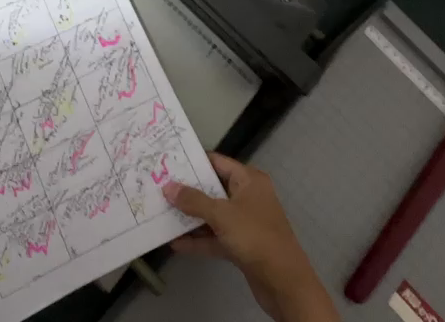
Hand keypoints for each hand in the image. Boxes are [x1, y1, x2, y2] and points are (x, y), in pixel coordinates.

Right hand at [164, 153, 335, 321]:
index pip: (217, 162)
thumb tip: (168, 188)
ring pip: (213, 215)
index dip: (193, 162)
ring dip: (191, 217)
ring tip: (162, 214)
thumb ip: (194, 201)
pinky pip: (216, 237)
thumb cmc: (256, 237)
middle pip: (212, 189)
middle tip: (160, 187)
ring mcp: (245, 223)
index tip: (168, 162)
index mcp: (249, 180)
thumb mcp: (222, 215)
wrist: (285, 283)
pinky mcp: (242, 245)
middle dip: (188, 191)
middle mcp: (248, 197)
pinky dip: (199, 240)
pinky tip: (176, 243)